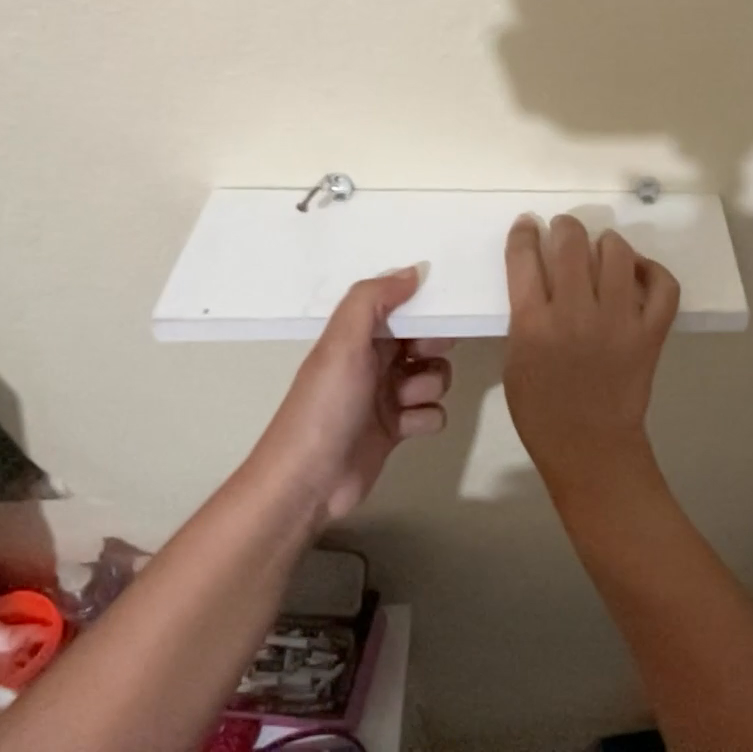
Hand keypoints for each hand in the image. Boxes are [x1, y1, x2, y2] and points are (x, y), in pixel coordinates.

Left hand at [257, 268, 453, 527]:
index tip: (444, 311)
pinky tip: (406, 428)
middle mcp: (373, 363)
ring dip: (429, 386)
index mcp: (356, 337)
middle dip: (433, 348)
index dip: (424, 308)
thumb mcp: (343, 343)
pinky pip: (433, 412)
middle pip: (425, 341)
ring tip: (405, 400)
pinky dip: (426, 417)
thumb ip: (374, 300)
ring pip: (435, 376)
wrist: (308, 482)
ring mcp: (387, 397)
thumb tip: (415, 270)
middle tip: (422, 357)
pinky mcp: (398, 429)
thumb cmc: (324, 406)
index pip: (401, 308)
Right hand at [503, 215, 679, 484]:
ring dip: (606, 241)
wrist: (590, 446)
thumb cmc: (542, 410)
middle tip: (564, 229)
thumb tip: (540, 277)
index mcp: (533, 324)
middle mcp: (576, 313)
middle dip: (565, 227)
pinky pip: (663, 285)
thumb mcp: (515, 359)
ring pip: (617, 254)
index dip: (524, 234)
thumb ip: (525, 316)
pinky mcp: (651, 332)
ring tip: (601, 246)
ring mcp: (618, 321)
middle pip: (570, 244)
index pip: (524, 258)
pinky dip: (653, 270)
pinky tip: (638, 270)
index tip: (528, 224)